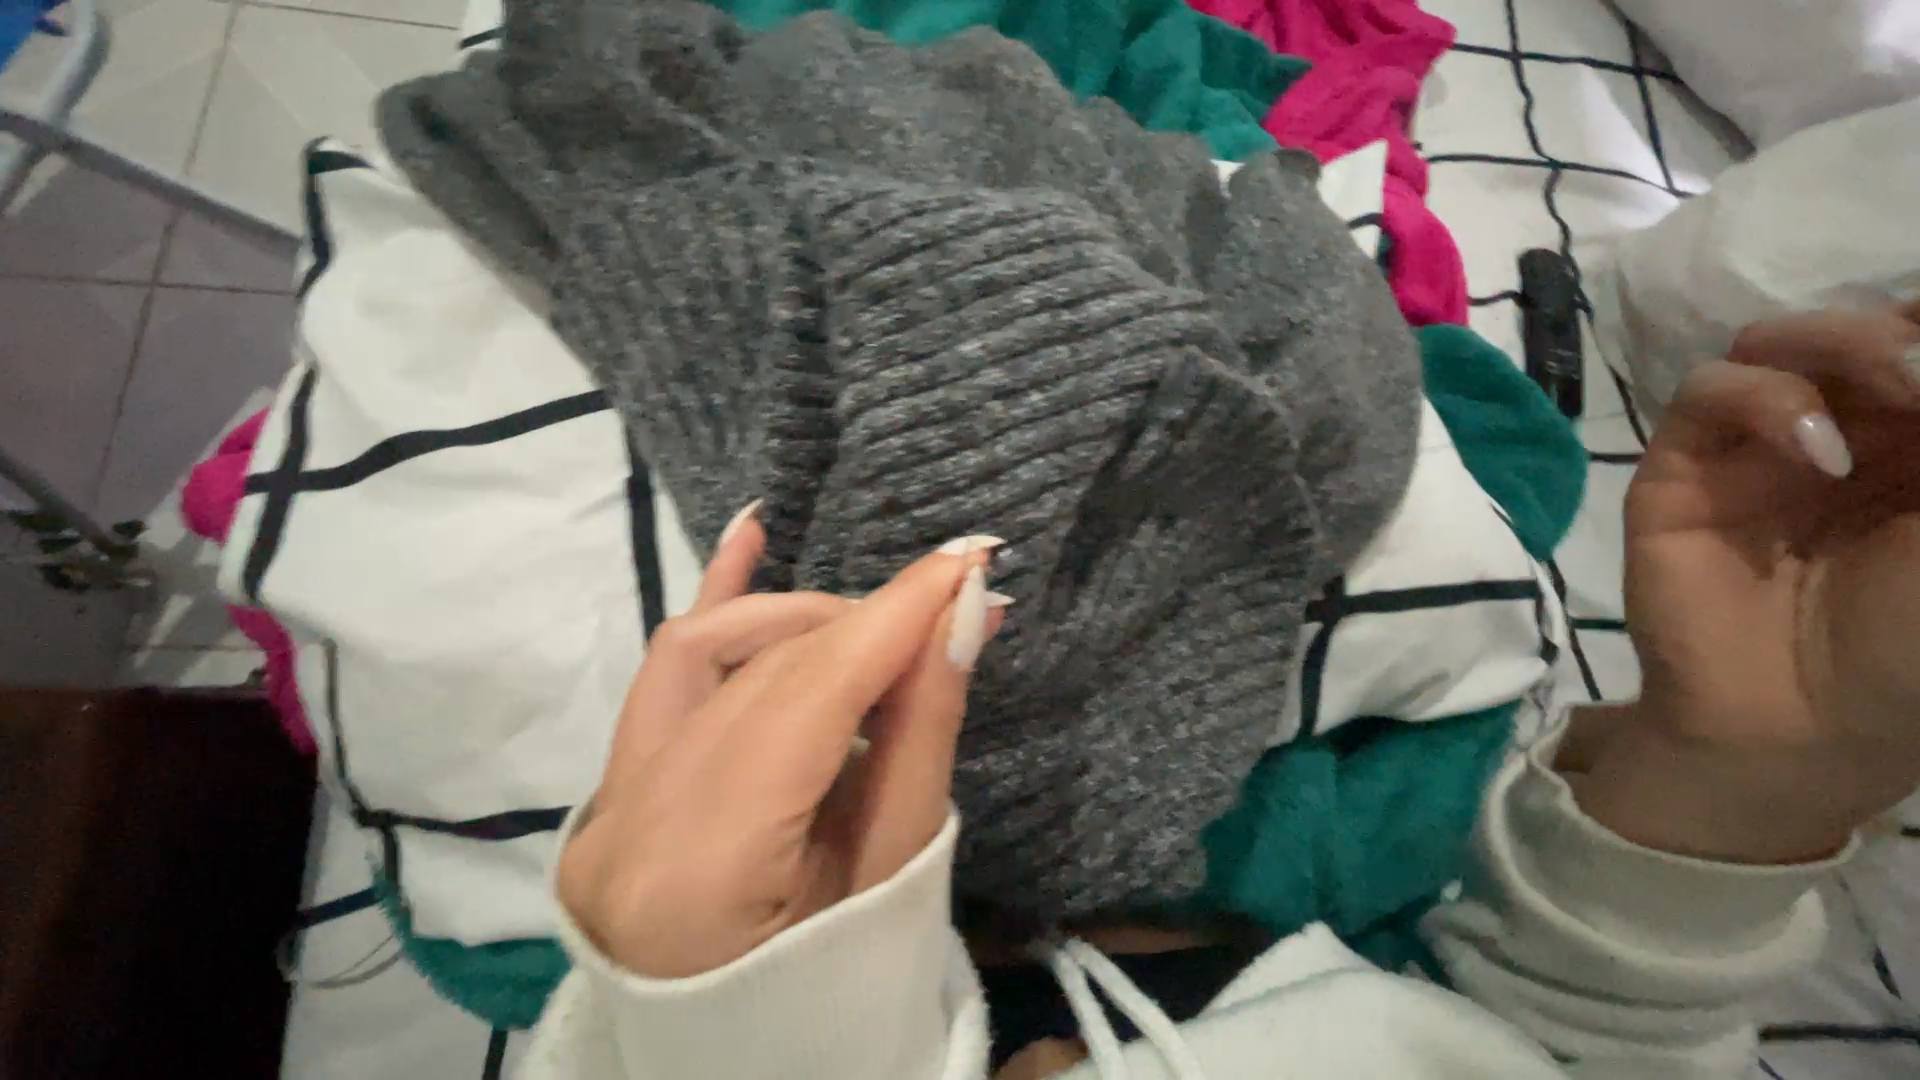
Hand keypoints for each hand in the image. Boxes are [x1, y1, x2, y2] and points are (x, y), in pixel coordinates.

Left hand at [556, 513, 1004, 977]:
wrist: (744, 1058)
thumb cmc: (842, 987)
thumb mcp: (896, 868)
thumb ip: (922, 730)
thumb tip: (962, 615)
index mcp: (706, 864)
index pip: (812, 696)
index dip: (894, 616)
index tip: (967, 559)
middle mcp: (635, 817)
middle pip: (767, 671)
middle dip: (868, 624)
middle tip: (949, 606)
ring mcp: (611, 799)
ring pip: (710, 652)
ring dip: (804, 620)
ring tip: (878, 626)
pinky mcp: (615, 787)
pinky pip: (664, 672)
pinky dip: (715, 598)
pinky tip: (751, 532)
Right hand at [1569, 304, 1919, 862]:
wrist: (1800, 717)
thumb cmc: (1918, 640)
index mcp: (1918, 444)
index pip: (1917, 346)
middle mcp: (1839, 433)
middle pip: (1856, 328)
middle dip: (1898, 334)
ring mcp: (1750, 450)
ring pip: (1772, 342)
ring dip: (1836, 345)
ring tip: (1894, 389)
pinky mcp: (1678, 470)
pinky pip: (1704, 394)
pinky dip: (1762, 400)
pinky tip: (1815, 450)